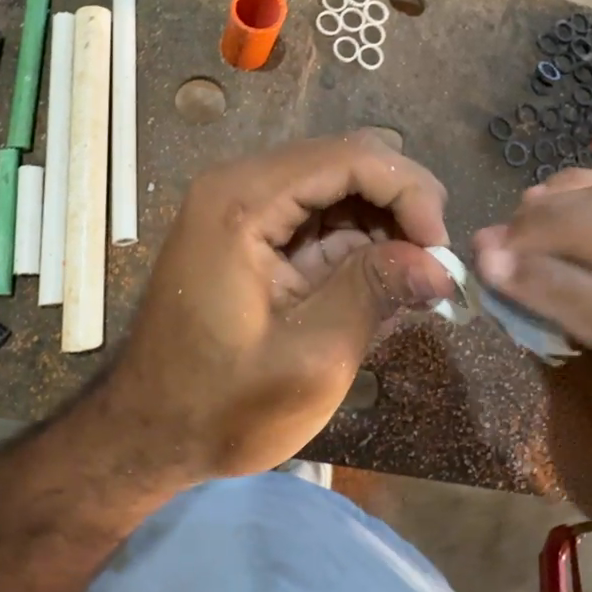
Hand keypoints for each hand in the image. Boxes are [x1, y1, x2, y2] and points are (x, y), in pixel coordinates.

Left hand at [102, 131, 454, 479]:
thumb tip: (443, 264)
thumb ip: (375, 292)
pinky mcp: (254, 231)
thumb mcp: (310, 358)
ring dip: (385, 225)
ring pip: (340, 186)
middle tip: (435, 266)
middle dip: (402, 205)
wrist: (147, 434)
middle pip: (346, 162)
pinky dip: (359, 242)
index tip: (441, 251)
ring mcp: (245, 205)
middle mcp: (241, 184)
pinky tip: (381, 286)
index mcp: (243, 201)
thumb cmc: (221, 406)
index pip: (349, 157)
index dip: (409, 190)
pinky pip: (321, 215)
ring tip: (413, 283)